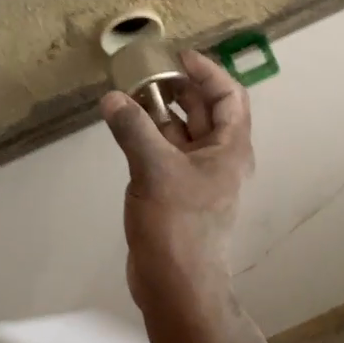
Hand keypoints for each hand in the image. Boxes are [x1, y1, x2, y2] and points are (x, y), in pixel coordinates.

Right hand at [101, 49, 253, 308]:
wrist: (177, 285)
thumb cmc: (178, 225)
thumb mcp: (154, 170)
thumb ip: (134, 129)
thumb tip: (113, 98)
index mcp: (230, 148)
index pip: (229, 96)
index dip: (208, 72)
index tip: (179, 57)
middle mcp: (219, 157)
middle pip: (205, 111)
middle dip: (178, 88)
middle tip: (147, 72)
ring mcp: (197, 176)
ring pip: (182, 131)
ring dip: (160, 111)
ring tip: (131, 92)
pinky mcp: (175, 192)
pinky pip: (165, 152)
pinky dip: (149, 135)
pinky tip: (125, 125)